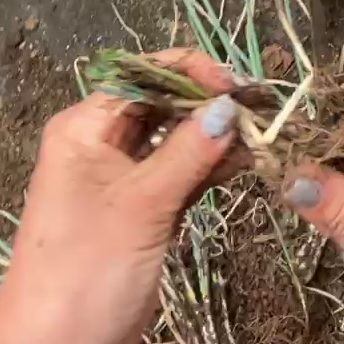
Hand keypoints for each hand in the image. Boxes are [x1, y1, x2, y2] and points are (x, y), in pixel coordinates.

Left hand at [0, 49, 241, 343]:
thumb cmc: (85, 271)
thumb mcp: (141, 206)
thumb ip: (188, 152)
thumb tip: (229, 106)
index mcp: (86, 126)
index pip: (142, 77)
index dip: (189, 72)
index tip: (235, 84)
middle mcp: (103, 141)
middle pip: (162, 103)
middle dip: (208, 102)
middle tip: (257, 107)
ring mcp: (123, 176)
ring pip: (175, 137)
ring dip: (213, 133)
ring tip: (258, 132)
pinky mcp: (142, 207)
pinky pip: (180, 170)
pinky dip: (209, 164)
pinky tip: (243, 160)